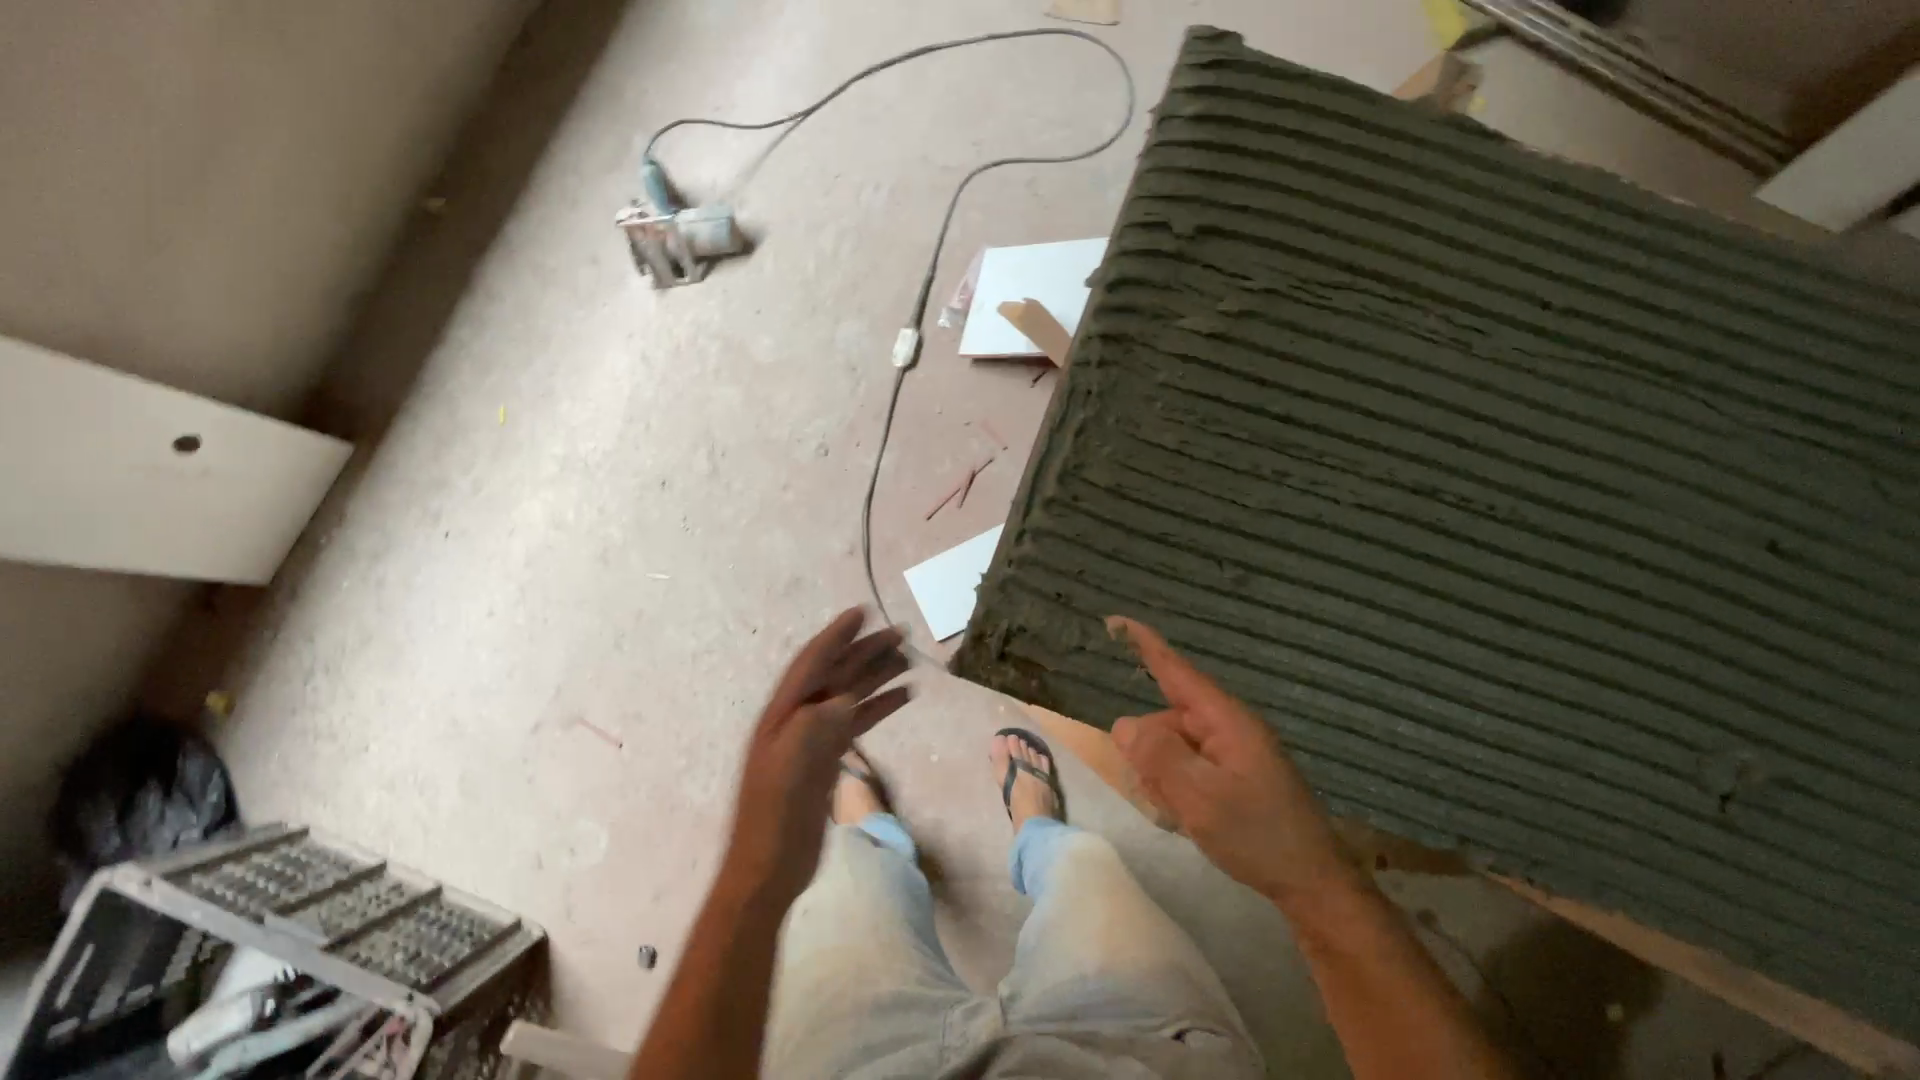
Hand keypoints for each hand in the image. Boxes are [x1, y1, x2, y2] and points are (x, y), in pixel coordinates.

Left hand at [720, 607, 911, 907]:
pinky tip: (902, 697)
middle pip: (835, 675)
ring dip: (875, 675)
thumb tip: (845, 698)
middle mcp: (797, 719)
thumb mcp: (791, 771)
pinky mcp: (827, 760)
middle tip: (900, 633)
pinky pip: (856, 723)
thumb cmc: (774, 820)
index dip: (835, 636)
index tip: (862, 612)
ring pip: (849, 696)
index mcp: (782, 715)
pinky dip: (879, 707)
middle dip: (864, 651)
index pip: (812, 664)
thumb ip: (816, 729)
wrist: (768, 868)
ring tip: (907, 659)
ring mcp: (813, 739)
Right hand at [1108, 616, 1355, 905]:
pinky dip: (1179, 788)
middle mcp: (1229, 728)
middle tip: (1163, 796)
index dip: (1146, 646)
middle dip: (1151, 751)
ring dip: (1165, 776)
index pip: (1177, 671)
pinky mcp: (1236, 776)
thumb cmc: (1256, 835)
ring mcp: (1234, 753)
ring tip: (1181, 813)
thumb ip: (1158, 757)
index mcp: (1225, 720)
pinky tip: (1190, 818)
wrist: (1312, 882)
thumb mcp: (1198, 797)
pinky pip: (1190, 767)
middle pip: (1167, 718)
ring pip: (1175, 747)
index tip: (1117, 621)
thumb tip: (1124, 724)